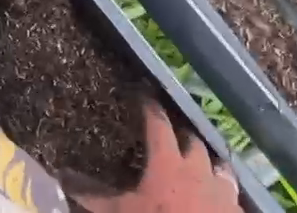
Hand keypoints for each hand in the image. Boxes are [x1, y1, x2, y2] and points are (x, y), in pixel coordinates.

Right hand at [75, 102, 238, 212]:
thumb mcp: (119, 211)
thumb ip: (92, 193)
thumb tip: (60, 173)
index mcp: (169, 163)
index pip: (158, 125)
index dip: (150, 108)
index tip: (143, 94)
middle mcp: (199, 172)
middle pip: (194, 143)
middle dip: (182, 134)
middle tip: (171, 133)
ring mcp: (225, 195)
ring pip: (222, 168)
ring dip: (210, 162)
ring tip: (202, 162)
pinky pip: (236, 199)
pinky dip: (226, 194)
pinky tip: (219, 199)